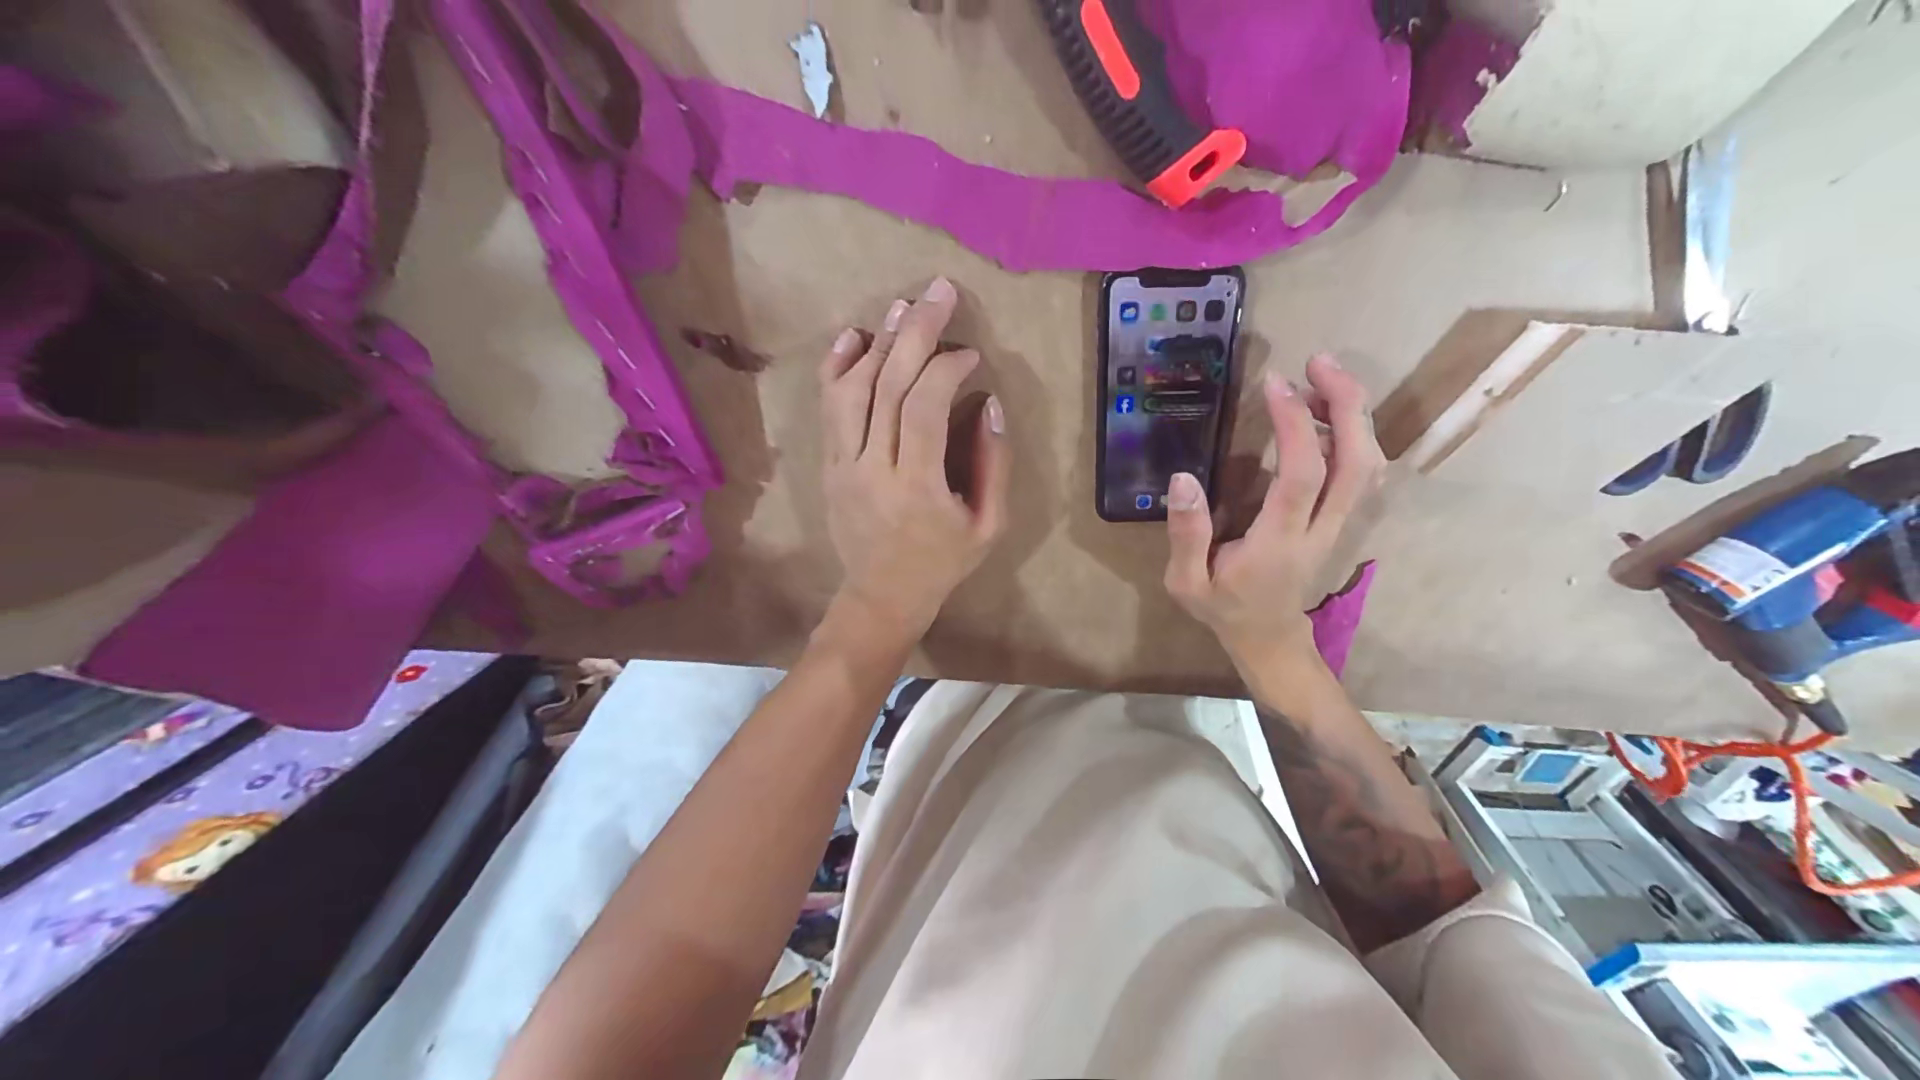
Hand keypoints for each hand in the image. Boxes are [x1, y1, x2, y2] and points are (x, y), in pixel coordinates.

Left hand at [817, 276, 1009, 644]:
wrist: (881, 595)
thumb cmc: (942, 563)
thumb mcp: (988, 526)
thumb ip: (993, 466)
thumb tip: (988, 403)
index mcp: (916, 487)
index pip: (923, 408)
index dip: (946, 369)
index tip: (970, 354)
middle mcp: (872, 468)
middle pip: (887, 386)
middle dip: (916, 333)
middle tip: (939, 292)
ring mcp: (842, 465)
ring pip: (851, 390)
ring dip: (878, 343)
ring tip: (902, 307)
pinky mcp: (828, 465)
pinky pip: (827, 409)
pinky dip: (837, 369)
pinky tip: (853, 337)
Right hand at [1163, 353, 1383, 679]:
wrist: (1269, 638)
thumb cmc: (1223, 608)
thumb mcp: (1186, 582)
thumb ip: (1186, 533)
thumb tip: (1182, 479)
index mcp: (1280, 542)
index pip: (1302, 475)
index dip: (1295, 424)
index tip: (1275, 383)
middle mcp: (1321, 529)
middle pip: (1357, 461)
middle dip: (1347, 404)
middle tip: (1318, 363)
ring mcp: (1339, 525)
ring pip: (1370, 465)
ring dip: (1356, 415)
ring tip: (1324, 378)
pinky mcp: (1342, 521)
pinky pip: (1364, 472)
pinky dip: (1357, 434)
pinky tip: (1331, 414)